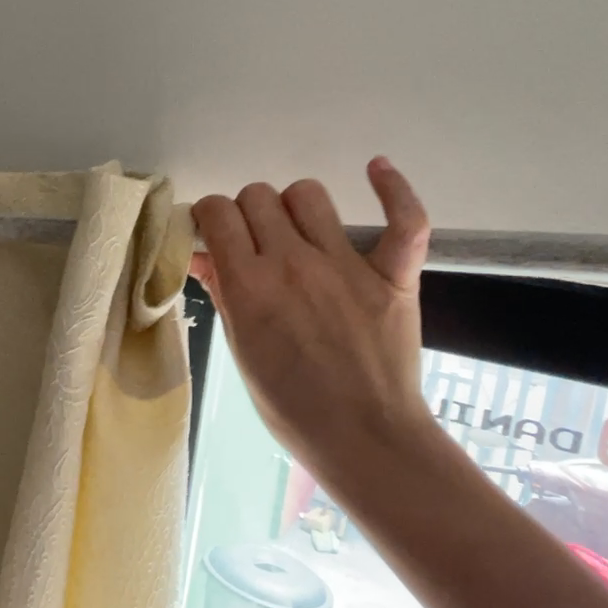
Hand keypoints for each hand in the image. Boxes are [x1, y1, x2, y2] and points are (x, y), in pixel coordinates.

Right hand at [188, 157, 431, 484]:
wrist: (363, 438)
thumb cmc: (289, 402)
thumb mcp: (239, 347)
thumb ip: (224, 293)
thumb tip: (203, 256)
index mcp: (249, 285)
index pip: (218, 213)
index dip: (210, 217)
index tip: (213, 234)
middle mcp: (292, 263)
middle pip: (257, 197)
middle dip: (246, 212)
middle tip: (252, 242)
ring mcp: (346, 266)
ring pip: (308, 196)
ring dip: (293, 207)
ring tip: (297, 232)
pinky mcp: (394, 276)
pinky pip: (404, 219)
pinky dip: (393, 190)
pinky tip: (377, 170)